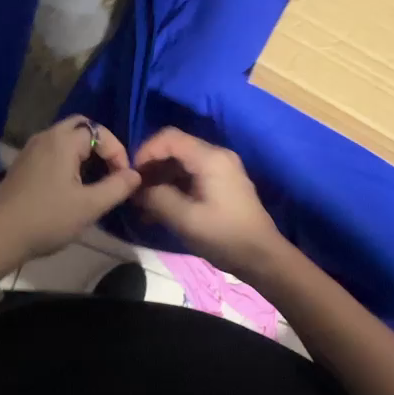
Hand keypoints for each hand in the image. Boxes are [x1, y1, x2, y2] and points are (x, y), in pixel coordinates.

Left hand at [0, 115, 141, 272]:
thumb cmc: (47, 220)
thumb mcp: (89, 207)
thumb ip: (116, 187)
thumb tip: (135, 174)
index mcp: (62, 141)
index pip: (99, 131)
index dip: (117, 151)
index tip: (124, 177)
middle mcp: (45, 137)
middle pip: (81, 127)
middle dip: (101, 145)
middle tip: (112, 169)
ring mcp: (30, 149)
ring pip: (65, 138)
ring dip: (84, 153)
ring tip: (97, 179)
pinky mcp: (23, 164)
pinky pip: (52, 150)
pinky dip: (68, 159)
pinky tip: (73, 185)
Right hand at [132, 128, 286, 277]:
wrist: (262, 257)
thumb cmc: (224, 236)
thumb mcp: (184, 219)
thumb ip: (157, 198)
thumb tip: (137, 189)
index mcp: (210, 158)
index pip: (169, 137)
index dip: (145, 151)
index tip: (131, 175)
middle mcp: (217, 155)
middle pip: (175, 148)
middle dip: (151, 167)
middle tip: (134, 192)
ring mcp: (221, 169)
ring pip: (181, 163)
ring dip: (161, 180)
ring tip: (143, 205)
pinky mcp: (222, 183)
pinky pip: (192, 175)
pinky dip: (174, 187)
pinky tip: (160, 210)